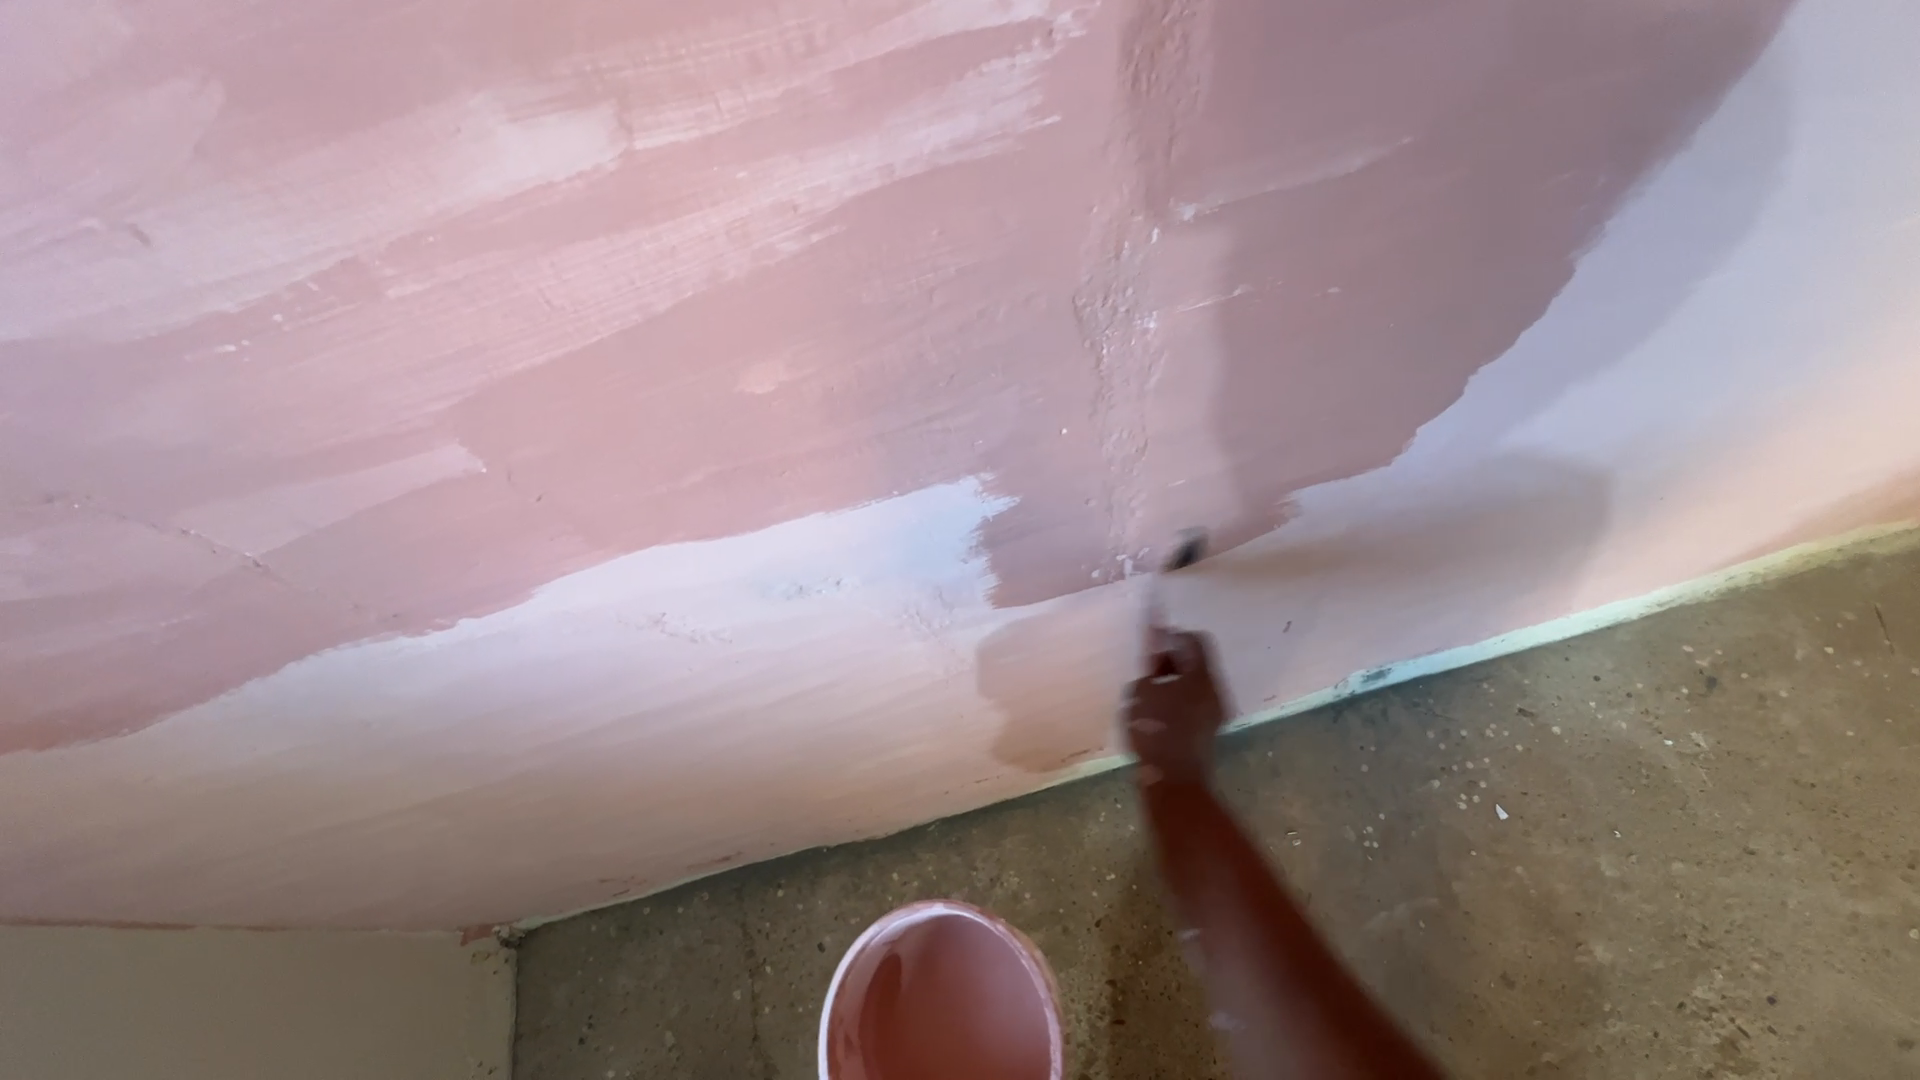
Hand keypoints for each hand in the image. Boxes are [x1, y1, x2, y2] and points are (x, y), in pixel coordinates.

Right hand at [1124, 629, 1229, 786]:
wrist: (1172, 780)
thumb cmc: (1154, 731)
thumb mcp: (1142, 692)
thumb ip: (1149, 665)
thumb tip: (1154, 645)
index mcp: (1201, 676)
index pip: (1192, 639)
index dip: (1169, 635)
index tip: (1149, 644)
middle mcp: (1213, 690)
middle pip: (1194, 661)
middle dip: (1168, 661)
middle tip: (1144, 672)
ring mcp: (1213, 711)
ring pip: (1191, 683)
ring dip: (1170, 682)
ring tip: (1145, 695)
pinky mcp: (1206, 729)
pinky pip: (1190, 702)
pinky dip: (1174, 699)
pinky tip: (1153, 714)